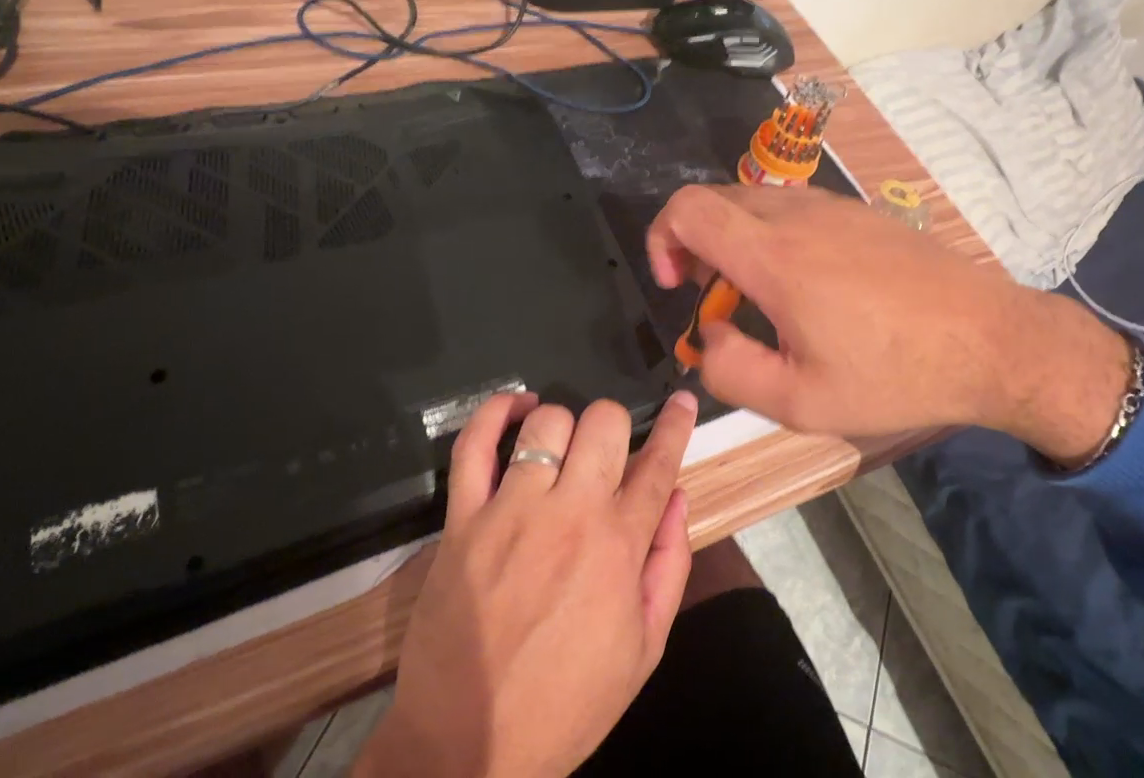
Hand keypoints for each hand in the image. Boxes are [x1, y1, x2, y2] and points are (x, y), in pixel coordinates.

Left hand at [354, 391, 698, 777]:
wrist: (470, 745)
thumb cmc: (568, 702)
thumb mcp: (645, 649)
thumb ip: (668, 566)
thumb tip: (679, 498)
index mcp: (620, 546)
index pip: (659, 464)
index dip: (676, 425)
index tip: (681, 400)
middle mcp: (571, 514)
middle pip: (604, 424)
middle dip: (616, 423)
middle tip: (610, 449)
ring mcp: (512, 511)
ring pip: (547, 424)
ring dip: (564, 425)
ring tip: (562, 449)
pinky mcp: (462, 520)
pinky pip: (472, 446)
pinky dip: (494, 414)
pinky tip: (514, 409)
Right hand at [646, 184, 1127, 461]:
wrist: (991, 341)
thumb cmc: (894, 375)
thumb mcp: (799, 401)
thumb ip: (729, 370)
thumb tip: (709, 336)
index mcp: (773, 255)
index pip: (687, 207)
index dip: (662, 238)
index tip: (677, 285)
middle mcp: (798, 214)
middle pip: (715, 199)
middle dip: (694, 243)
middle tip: (711, 297)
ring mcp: (835, 206)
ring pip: (755, 201)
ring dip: (734, 239)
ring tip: (756, 295)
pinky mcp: (863, 213)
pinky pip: (794, 207)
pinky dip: (772, 235)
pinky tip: (804, 285)